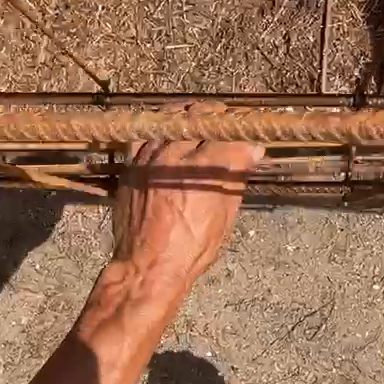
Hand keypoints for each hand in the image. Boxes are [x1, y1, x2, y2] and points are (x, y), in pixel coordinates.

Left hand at [112, 134, 261, 295]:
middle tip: (228, 125)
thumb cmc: (190, 250)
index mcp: (203, 172)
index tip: (251, 143)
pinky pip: (147, 132)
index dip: (243, 138)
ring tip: (201, 121)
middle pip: (200, 119)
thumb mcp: (225, 218)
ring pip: (172, 120)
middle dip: (218, 119)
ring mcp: (150, 158)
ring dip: (190, 117)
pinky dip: (162, 128)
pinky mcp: (132, 164)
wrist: (148, 266)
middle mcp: (175, 158)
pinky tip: (171, 131)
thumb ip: (235, 179)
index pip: (229, 138)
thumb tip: (250, 154)